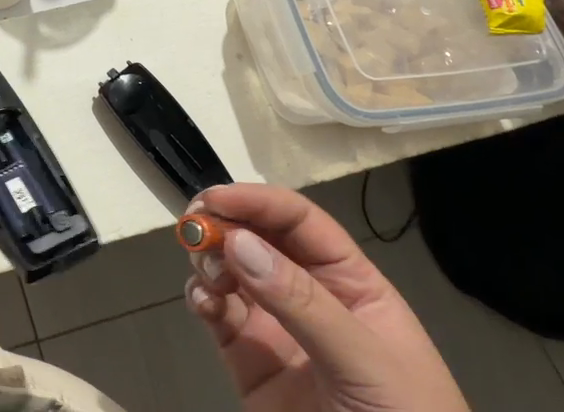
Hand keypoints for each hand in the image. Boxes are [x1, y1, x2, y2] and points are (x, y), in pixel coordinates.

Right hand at [184, 184, 468, 411]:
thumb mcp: (367, 363)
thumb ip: (304, 304)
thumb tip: (238, 242)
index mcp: (352, 285)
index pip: (301, 223)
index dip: (258, 202)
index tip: (214, 199)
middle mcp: (309, 296)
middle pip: (258, 237)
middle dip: (223, 224)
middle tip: (195, 227)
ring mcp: (275, 328)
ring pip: (230, 269)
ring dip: (209, 259)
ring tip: (208, 276)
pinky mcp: (247, 360)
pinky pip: (216, 313)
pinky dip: (200, 297)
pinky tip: (203, 302)